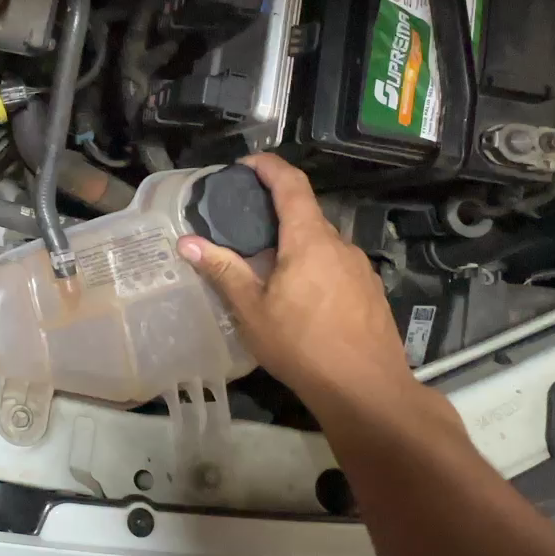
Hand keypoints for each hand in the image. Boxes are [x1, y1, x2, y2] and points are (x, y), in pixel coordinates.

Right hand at [176, 154, 412, 413]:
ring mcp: (359, 269)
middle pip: (305, 214)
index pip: (291, 185)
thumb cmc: (303, 345)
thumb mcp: (251, 309)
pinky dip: (310, 264)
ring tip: (261, 263)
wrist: (368, 392)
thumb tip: (186, 242)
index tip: (245, 164)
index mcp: (310, 240)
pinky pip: (333, 264)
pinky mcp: (368, 292)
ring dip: (291, 243)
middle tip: (239, 224)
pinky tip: (294, 293)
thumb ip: (222, 270)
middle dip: (273, 212)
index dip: (269, 167)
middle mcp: (339, 245)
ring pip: (320, 242)